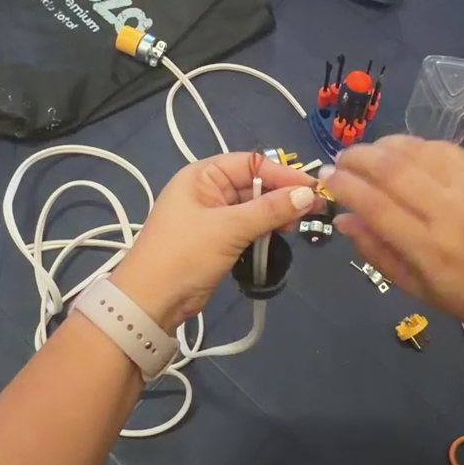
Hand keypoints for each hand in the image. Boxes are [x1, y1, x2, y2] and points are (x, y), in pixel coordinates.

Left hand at [112, 153, 318, 329]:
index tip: (312, 188)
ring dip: (275, 214)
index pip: (250, 163)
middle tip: (312, 209)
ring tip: (298, 225)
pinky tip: (283, 236)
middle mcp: (207, 189)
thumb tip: (307, 194)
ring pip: (254, 207)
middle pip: (254, 184)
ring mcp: (212, 216)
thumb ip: (269, 210)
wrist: (151, 301)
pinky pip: (248, 226)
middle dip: (282, 194)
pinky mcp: (218, 240)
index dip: (282, 173)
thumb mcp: (229, 228)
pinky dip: (265, 230)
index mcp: (202, 175)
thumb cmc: (184, 254)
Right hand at [325, 135, 463, 338]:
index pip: (375, 206)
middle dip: (356, 158)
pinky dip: (411, 144)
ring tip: (364, 155)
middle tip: (339, 160)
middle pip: (391, 170)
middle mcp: (449, 214)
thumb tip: (341, 219)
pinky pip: (439, 147)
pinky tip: (398, 152)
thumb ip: (376, 252)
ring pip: (414, 151)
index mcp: (430, 250)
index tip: (324, 178)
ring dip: (380, 146)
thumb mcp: (416, 289)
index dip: (344, 187)